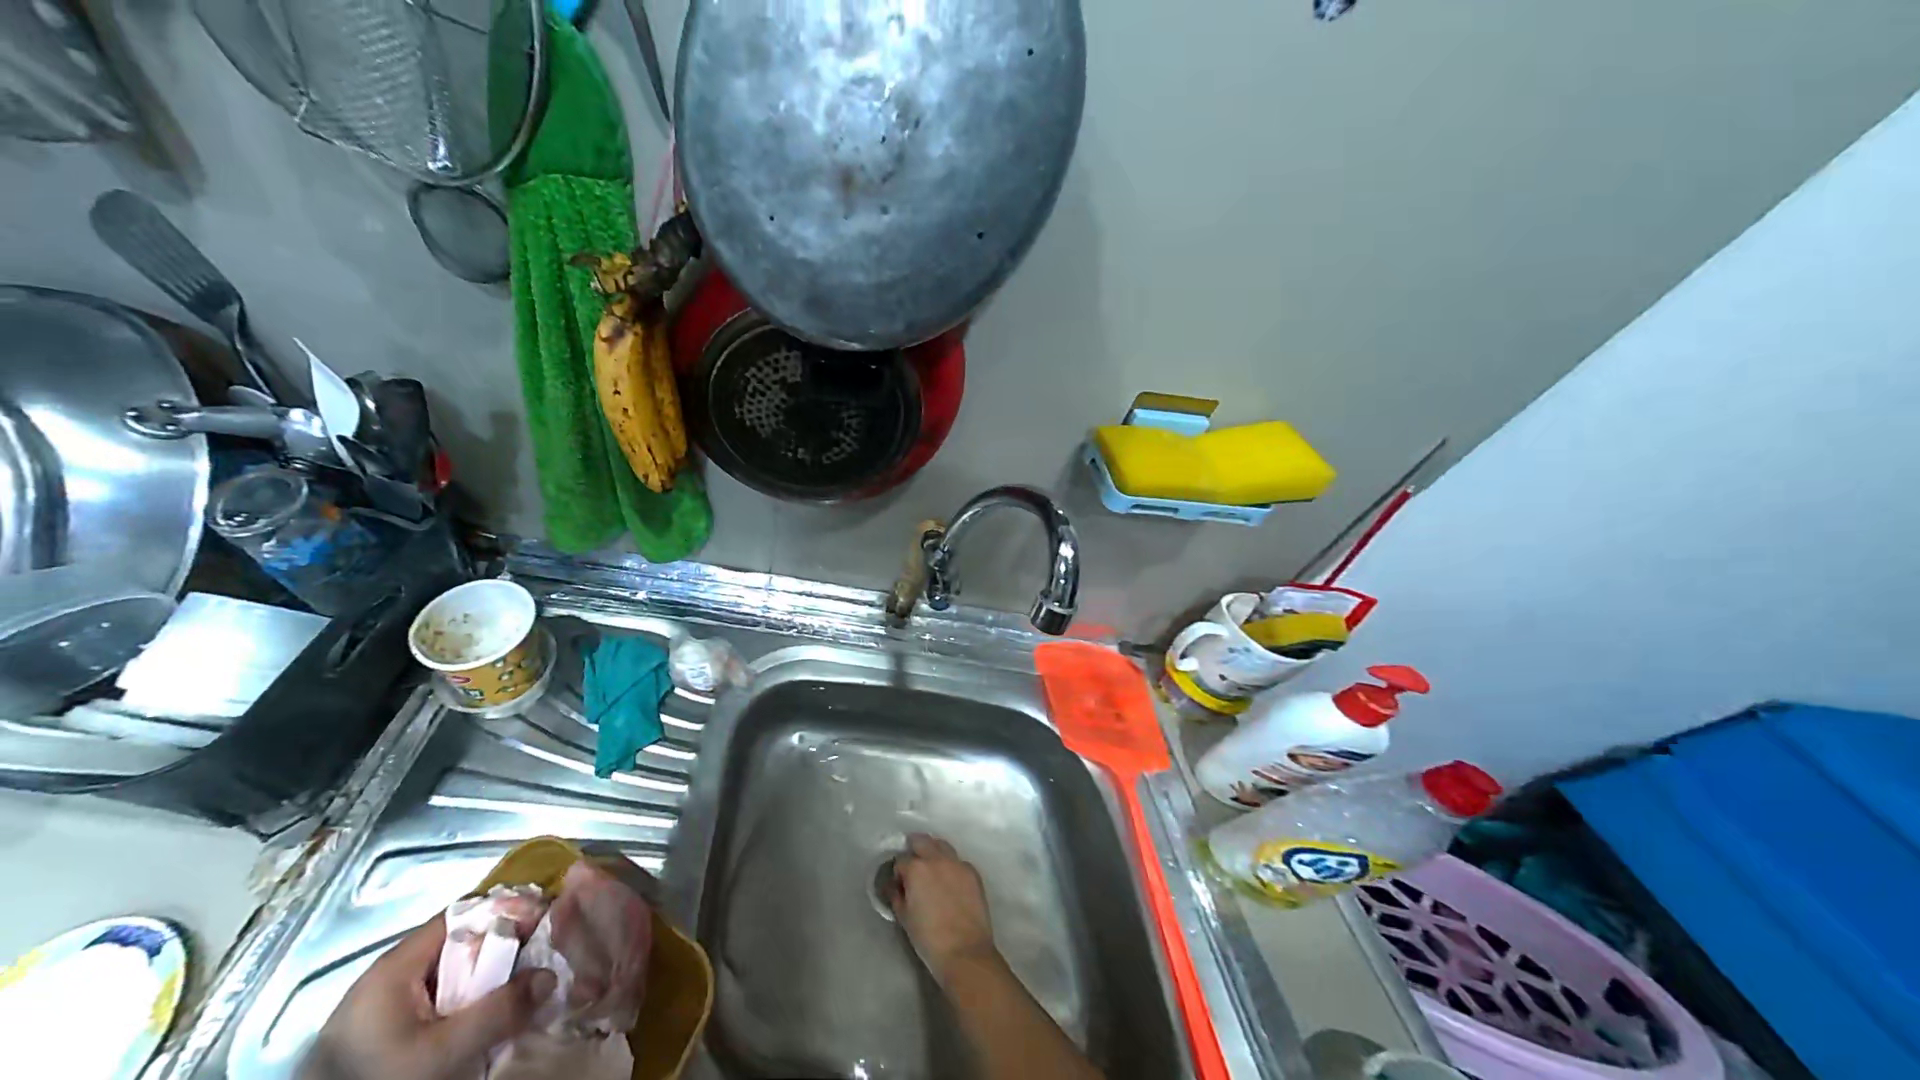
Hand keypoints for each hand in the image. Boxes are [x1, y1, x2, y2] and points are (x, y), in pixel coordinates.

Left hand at [301, 915, 555, 1079]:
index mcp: (396, 966)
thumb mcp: (442, 1054)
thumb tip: (551, 976)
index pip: (462, 914)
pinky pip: (438, 1001)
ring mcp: (384, 1007)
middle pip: (459, 943)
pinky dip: (468, 1003)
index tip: (545, 921)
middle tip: (541, 958)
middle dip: (503, 947)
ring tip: (522, 991)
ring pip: (451, 974)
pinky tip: (486, 1021)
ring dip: (488, 979)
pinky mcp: (383, 1034)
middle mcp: (389, 976)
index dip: (506, 911)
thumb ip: (498, 1011)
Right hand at [890, 833, 998, 982]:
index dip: (898, 872)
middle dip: (914, 848)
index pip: (901, 860)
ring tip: (931, 868)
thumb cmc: (928, 938)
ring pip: (942, 846)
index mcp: (917, 869)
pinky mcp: (973, 873)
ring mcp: (958, 864)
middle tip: (912, 864)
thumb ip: (896, 895)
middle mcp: (937, 859)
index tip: (899, 884)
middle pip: (922, 841)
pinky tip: (950, 881)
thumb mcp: (904, 917)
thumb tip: (893, 886)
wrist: (965, 951)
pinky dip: (951, 865)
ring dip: (933, 851)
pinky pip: (958, 861)